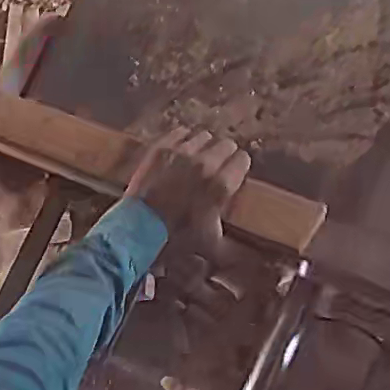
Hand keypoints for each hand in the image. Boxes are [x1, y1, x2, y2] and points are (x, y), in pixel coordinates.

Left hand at [124, 128, 250, 263]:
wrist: (137, 228)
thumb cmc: (176, 238)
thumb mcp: (211, 246)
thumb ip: (236, 248)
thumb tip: (252, 258)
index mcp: (221, 184)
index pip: (243, 160)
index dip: (238, 168)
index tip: (232, 176)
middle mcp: (205, 162)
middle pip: (226, 144)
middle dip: (224, 156)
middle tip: (215, 169)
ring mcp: (182, 151)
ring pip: (204, 136)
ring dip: (203, 147)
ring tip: (196, 159)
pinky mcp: (161, 147)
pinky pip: (180, 132)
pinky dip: (183, 139)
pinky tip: (180, 151)